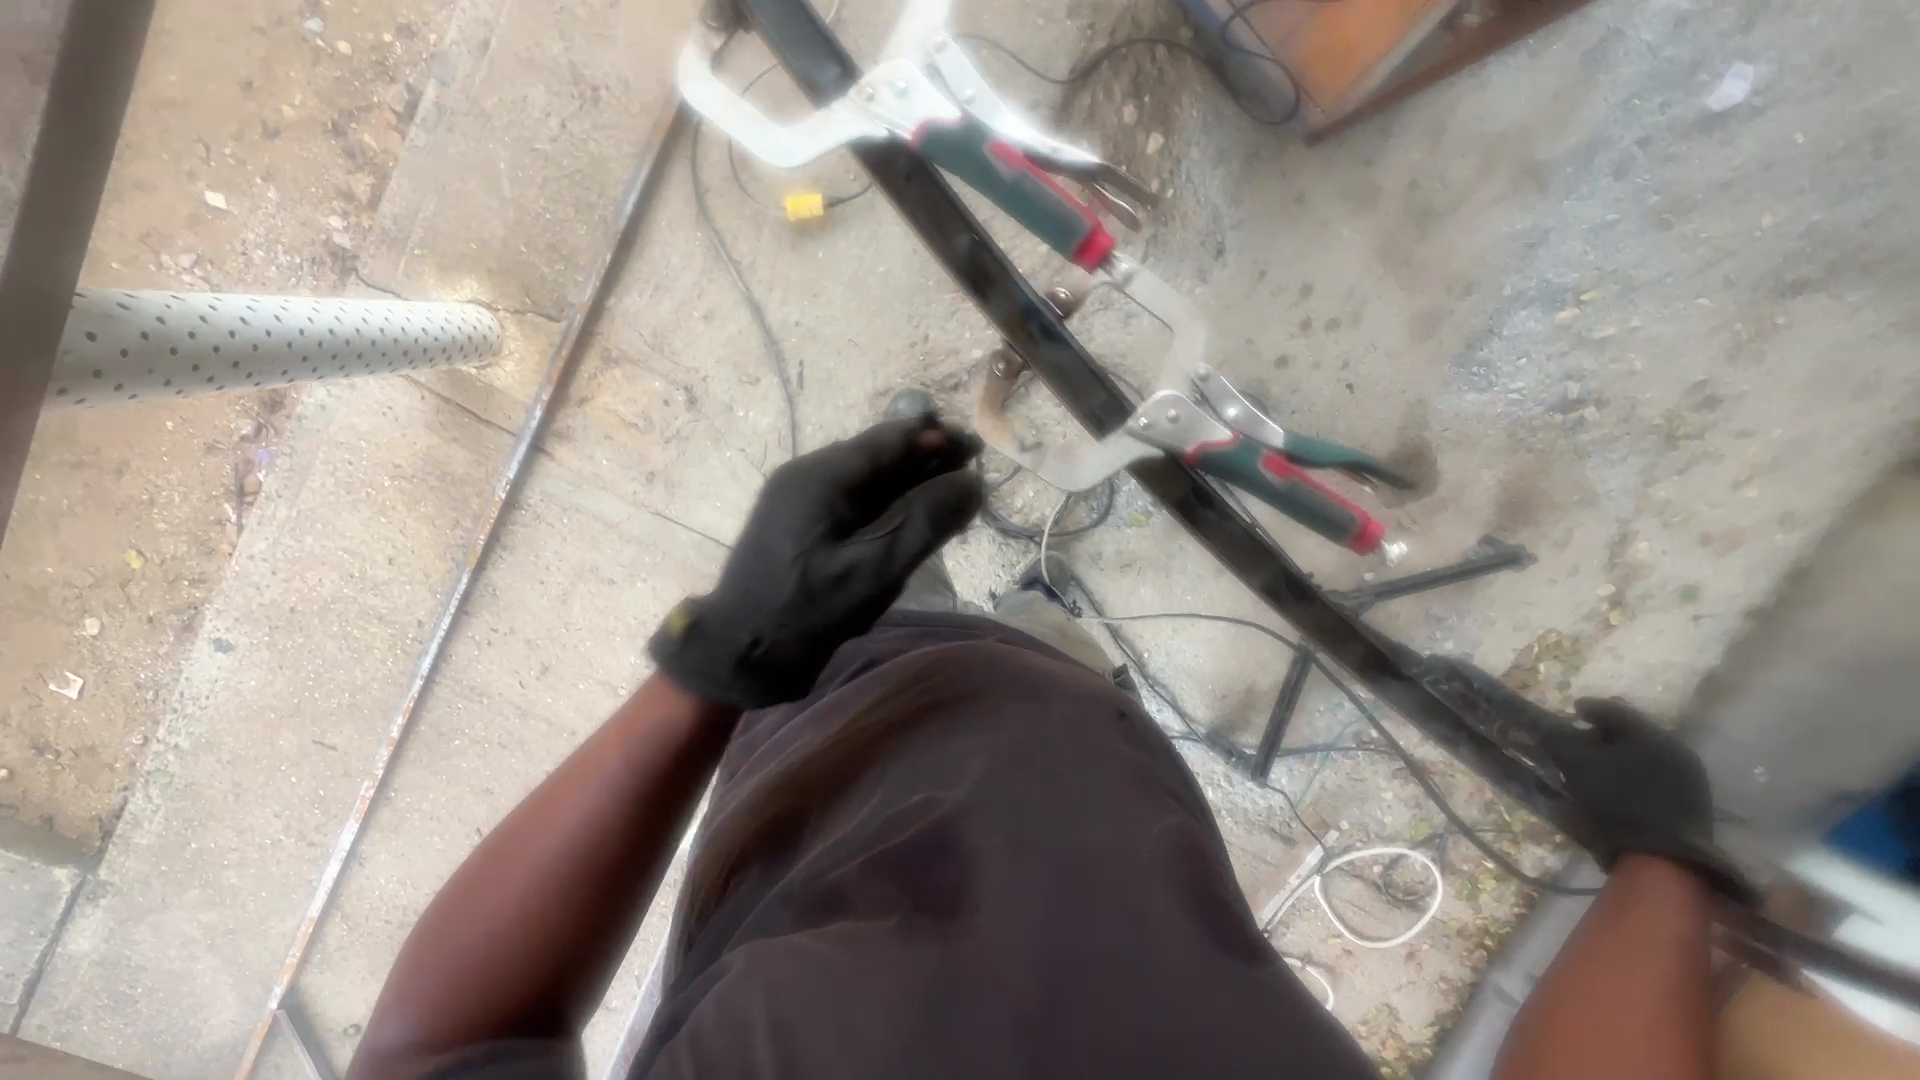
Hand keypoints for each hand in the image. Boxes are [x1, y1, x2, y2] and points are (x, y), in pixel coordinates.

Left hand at [649, 413, 983, 708]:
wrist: (743, 651)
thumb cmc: (810, 609)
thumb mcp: (876, 568)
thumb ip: (925, 522)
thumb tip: (971, 482)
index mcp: (822, 475)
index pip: (890, 439)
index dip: (936, 440)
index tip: (975, 451)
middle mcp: (807, 474)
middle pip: (878, 456)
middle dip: (925, 464)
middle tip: (967, 483)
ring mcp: (799, 497)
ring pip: (866, 479)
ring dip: (907, 486)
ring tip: (945, 504)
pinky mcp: (798, 522)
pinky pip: (850, 500)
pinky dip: (883, 506)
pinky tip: (906, 523)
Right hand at [1541, 698, 1755, 903]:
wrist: (1663, 858)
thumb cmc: (1614, 802)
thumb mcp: (1574, 764)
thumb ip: (1556, 736)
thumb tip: (1543, 722)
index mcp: (1651, 736)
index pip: (1615, 710)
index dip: (1589, 708)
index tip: (1572, 711)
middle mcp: (1677, 750)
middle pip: (1634, 732)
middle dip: (1605, 734)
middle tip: (1582, 741)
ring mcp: (1691, 778)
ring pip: (1648, 754)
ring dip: (1621, 755)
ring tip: (1599, 767)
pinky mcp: (1695, 802)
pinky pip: (1659, 775)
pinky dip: (1636, 773)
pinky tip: (1621, 787)